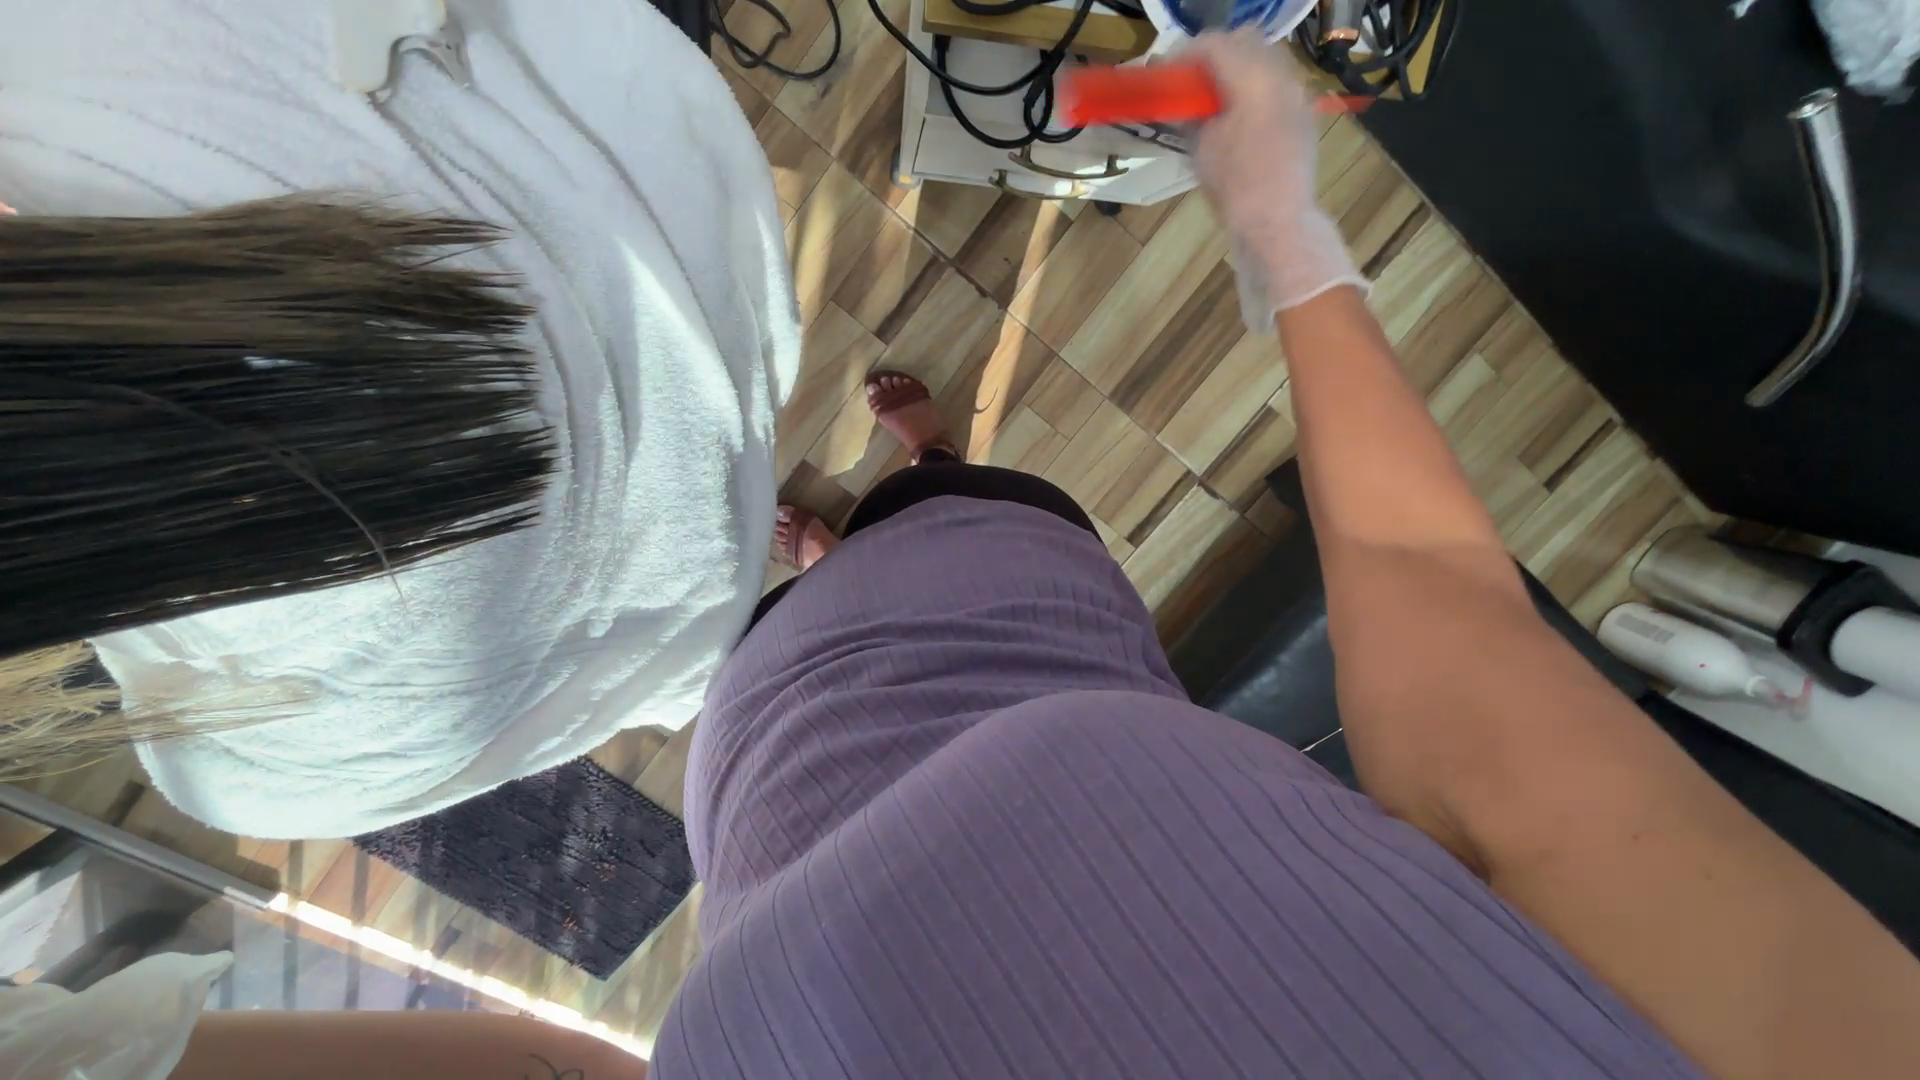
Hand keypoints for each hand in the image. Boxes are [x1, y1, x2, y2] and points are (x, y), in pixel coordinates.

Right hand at [1189, 31, 1367, 321]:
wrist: (1277, 224)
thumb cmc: (1234, 190)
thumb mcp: (1201, 150)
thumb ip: (1192, 115)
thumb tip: (1183, 102)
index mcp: (1252, 80)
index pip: (1214, 45)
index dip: (1185, 55)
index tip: (1166, 72)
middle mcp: (1281, 76)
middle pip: (1245, 41)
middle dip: (1215, 55)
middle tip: (1191, 83)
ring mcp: (1297, 94)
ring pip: (1265, 58)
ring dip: (1237, 69)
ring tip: (1214, 101)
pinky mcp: (1303, 114)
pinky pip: (1277, 83)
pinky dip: (1255, 88)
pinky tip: (1238, 117)